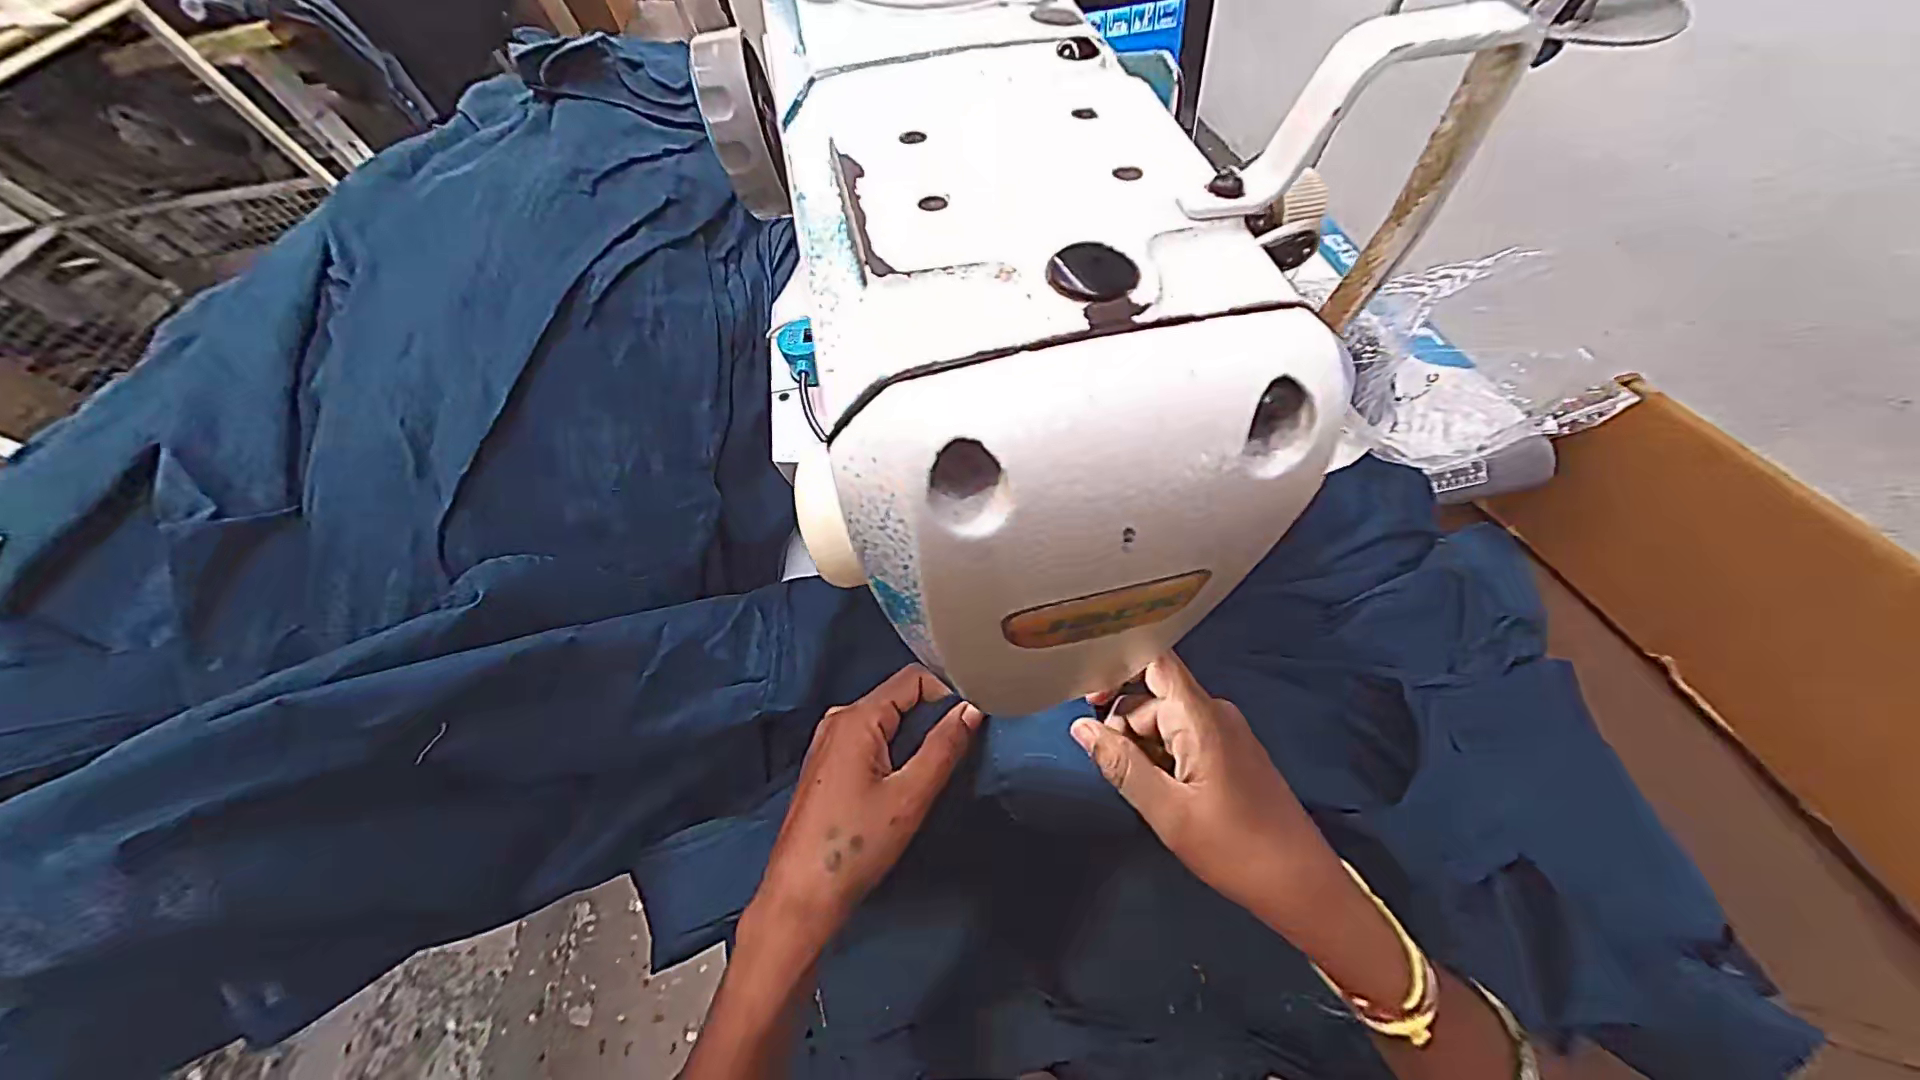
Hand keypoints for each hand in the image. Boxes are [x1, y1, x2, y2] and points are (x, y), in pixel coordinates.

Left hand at [751, 664, 983, 954]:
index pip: (913, 678)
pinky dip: (894, 750)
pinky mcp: (827, 764)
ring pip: (886, 720)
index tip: (970, 722)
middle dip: (932, 717)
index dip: (947, 693)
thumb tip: (971, 709)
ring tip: (931, 771)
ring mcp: (828, 741)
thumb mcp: (910, 795)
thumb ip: (944, 746)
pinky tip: (902, 783)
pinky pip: (870, 739)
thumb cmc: (855, 845)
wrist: (800, 897)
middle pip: (899, 697)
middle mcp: (838, 719)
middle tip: (956, 750)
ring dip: (914, 737)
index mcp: (856, 717)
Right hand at [1070, 653, 1349, 937]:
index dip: (1118, 666)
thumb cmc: (1236, 849)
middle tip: (1119, 774)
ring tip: (1148, 793)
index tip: (1087, 698)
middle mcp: (1214, 712)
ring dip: (1142, 748)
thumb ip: (1120, 764)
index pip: (1155, 661)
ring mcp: (1224, 731)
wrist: (1303, 885)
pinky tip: (1166, 792)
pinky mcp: (1229, 751)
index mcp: (1200, 716)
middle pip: (1151, 697)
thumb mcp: (1167, 810)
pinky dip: (1162, 757)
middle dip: (1124, 727)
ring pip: (1162, 720)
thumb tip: (1080, 727)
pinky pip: (1181, 737)